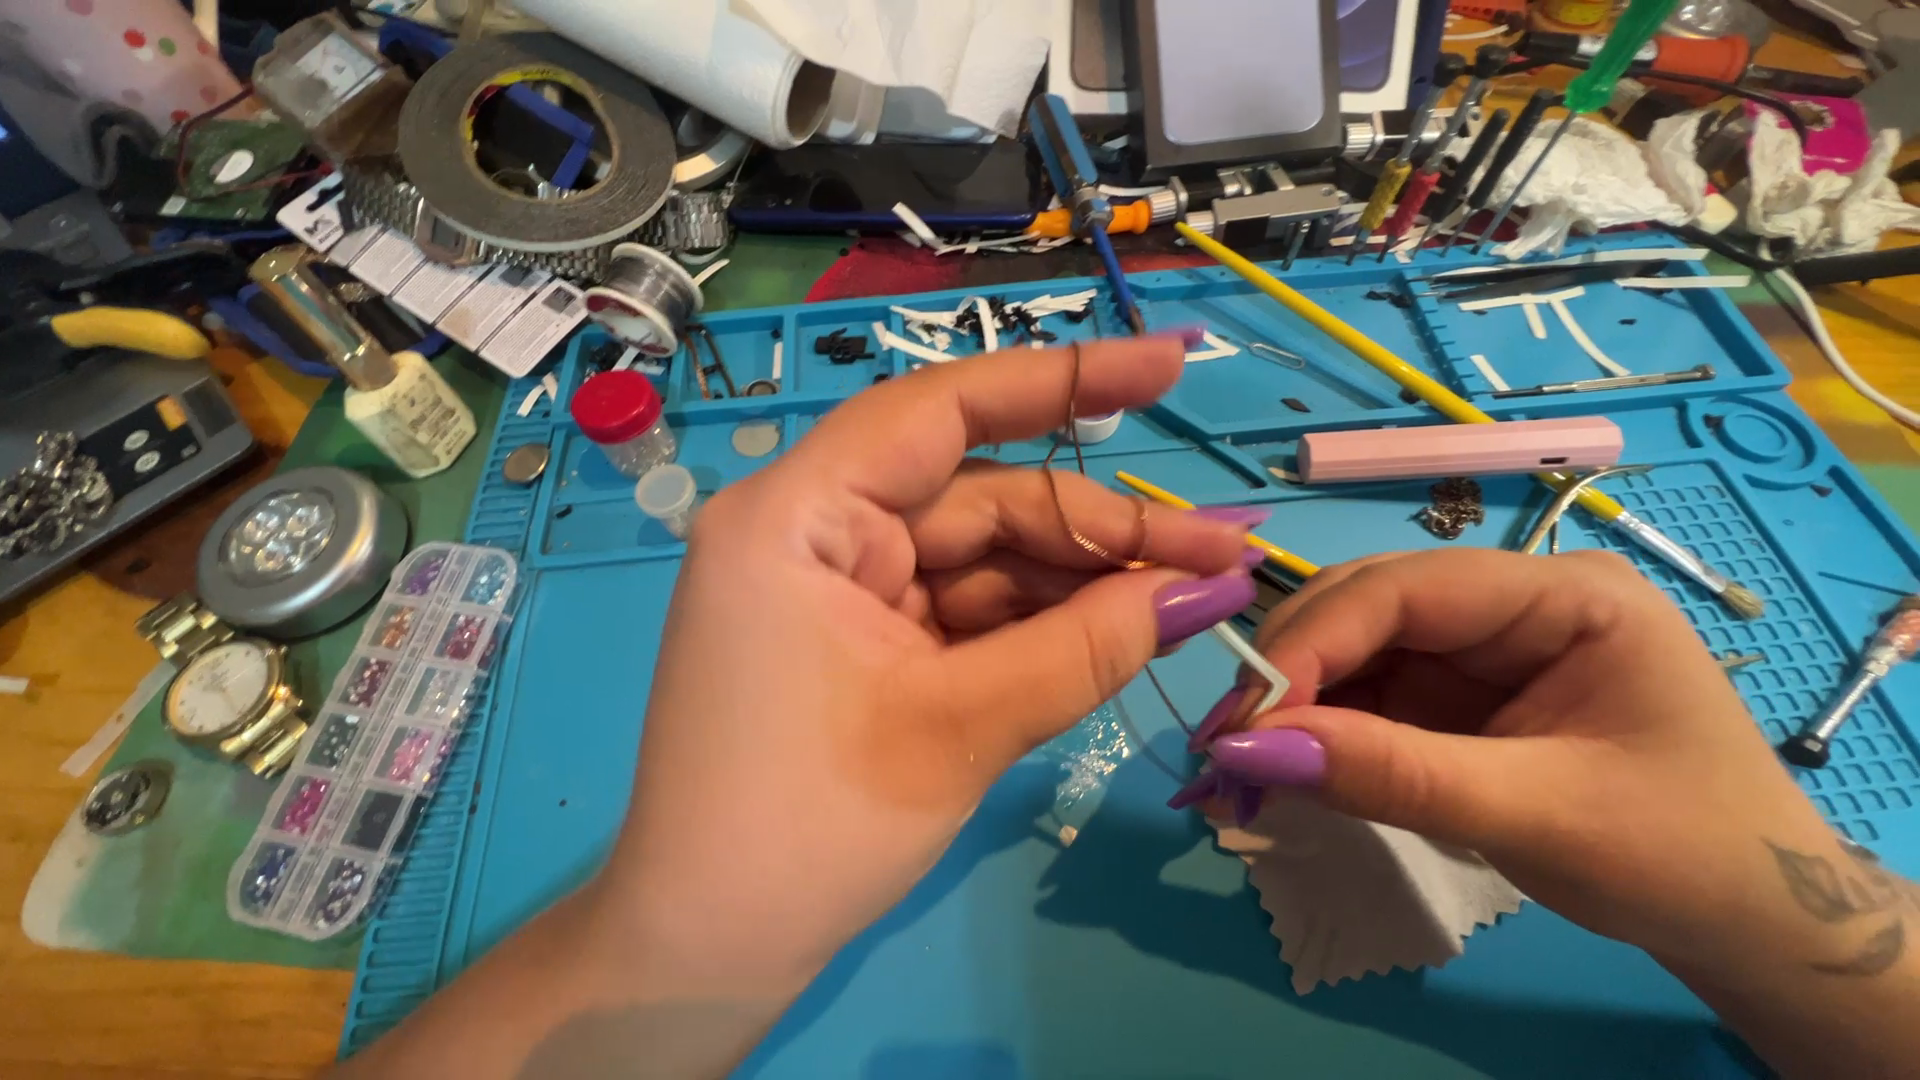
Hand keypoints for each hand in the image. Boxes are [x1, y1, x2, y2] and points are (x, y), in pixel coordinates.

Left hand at [599, 335, 1262, 993]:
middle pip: (980, 496)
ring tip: (1187, 603)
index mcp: (798, 515)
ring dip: (1078, 581)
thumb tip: (1202, 591)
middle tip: (1217, 559)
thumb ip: (1084, 648)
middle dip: (1098, 527)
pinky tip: (1114, 633)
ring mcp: (838, 587)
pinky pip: (963, 607)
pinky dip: (1035, 622)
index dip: (1063, 380)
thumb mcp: (958, 729)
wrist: (704, 951)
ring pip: (981, 556)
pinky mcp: (860, 638)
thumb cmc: (805, 833)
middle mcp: (814, 530)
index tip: (1166, 369)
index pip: (942, 410)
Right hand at [1180, 548, 1845, 976]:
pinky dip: (1308, 728)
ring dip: (1286, 703)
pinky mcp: (1442, 689)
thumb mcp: (1537, 816)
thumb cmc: (1682, 857)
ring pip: (1344, 648)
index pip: (1402, 589)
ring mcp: (1468, 644)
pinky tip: (1278, 761)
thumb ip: (1390, 775)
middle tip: (1227, 744)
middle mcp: (1501, 601)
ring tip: (1239, 761)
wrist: (1745, 921)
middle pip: (1359, 607)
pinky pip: (1354, 692)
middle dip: (1288, 673)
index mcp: (1560, 594)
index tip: (1243, 720)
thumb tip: (1246, 752)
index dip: (1311, 644)